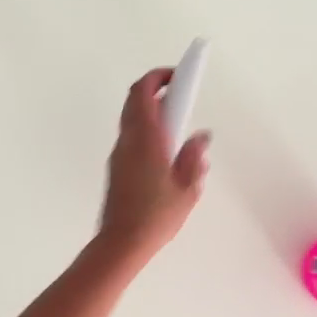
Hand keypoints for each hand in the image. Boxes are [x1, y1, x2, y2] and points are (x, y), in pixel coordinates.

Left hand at [97, 68, 209, 262]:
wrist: (122, 242)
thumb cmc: (157, 215)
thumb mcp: (188, 188)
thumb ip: (194, 158)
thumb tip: (200, 137)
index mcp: (146, 138)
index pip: (144, 91)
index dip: (160, 76)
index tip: (180, 73)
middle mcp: (127, 141)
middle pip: (134, 101)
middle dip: (156, 90)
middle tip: (180, 94)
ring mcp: (118, 154)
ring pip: (131, 119)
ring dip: (151, 111)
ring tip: (177, 124)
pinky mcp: (116, 168)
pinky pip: (130, 137)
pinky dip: (146, 130)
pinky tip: (165, 150)